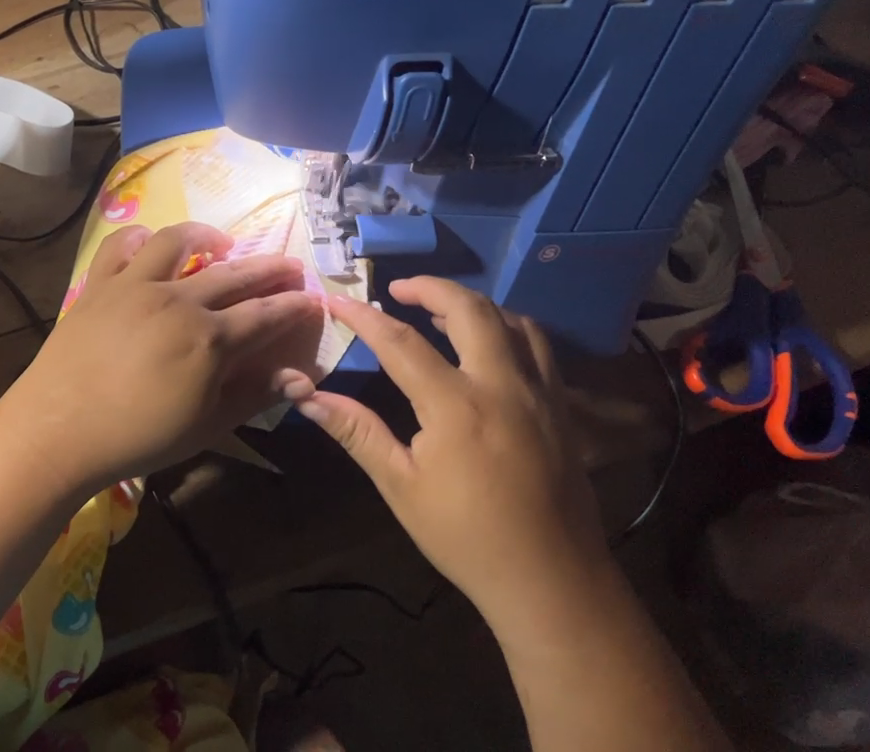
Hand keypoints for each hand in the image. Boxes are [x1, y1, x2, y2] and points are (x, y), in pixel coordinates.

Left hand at [0, 223, 324, 494]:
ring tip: (221, 242)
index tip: (312, 298)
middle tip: (288, 265)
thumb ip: (252, 395)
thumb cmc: (137, 438)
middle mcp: (177, 301)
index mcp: (209, 340)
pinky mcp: (99, 284)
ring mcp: (134, 285)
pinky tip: (151, 243)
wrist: (59, 430)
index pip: (265, 315)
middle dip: (267, 268)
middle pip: (233, 274)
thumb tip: (296, 375)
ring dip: (206, 236)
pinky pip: (121, 245)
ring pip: (178, 241)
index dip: (293, 306)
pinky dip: (140, 238)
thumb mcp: (205, 426)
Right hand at [286, 277, 607, 617]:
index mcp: (456, 405)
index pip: (400, 341)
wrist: (552, 581)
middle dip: (430, 288)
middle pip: (469, 310)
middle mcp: (502, 386)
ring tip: (441, 310)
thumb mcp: (400, 485)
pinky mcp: (563, 410)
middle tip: (397, 289)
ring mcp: (541, 394)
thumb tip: (306, 395)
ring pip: (513, 321)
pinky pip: (540, 348)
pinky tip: (490, 345)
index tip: (334, 300)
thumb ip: (356, 431)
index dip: (363, 316)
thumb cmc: (466, 536)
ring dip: (473, 304)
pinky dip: (510, 328)